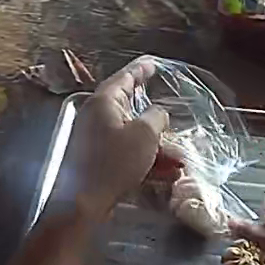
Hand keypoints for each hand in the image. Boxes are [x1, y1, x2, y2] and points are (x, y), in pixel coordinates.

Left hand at [55, 57, 168, 220]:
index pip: (124, 77)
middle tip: (171, 109)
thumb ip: (157, 117)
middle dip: (154, 116)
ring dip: (156, 145)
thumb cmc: (114, 162)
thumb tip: (158, 113)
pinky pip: (126, 153)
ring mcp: (95, 140)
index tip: (153, 63)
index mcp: (103, 102)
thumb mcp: (145, 135)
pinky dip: (146, 159)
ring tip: (180, 158)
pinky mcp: (97, 161)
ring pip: (131, 135)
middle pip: (129, 107)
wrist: (84, 202)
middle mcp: (96, 116)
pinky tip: (168, 173)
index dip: (141, 69)